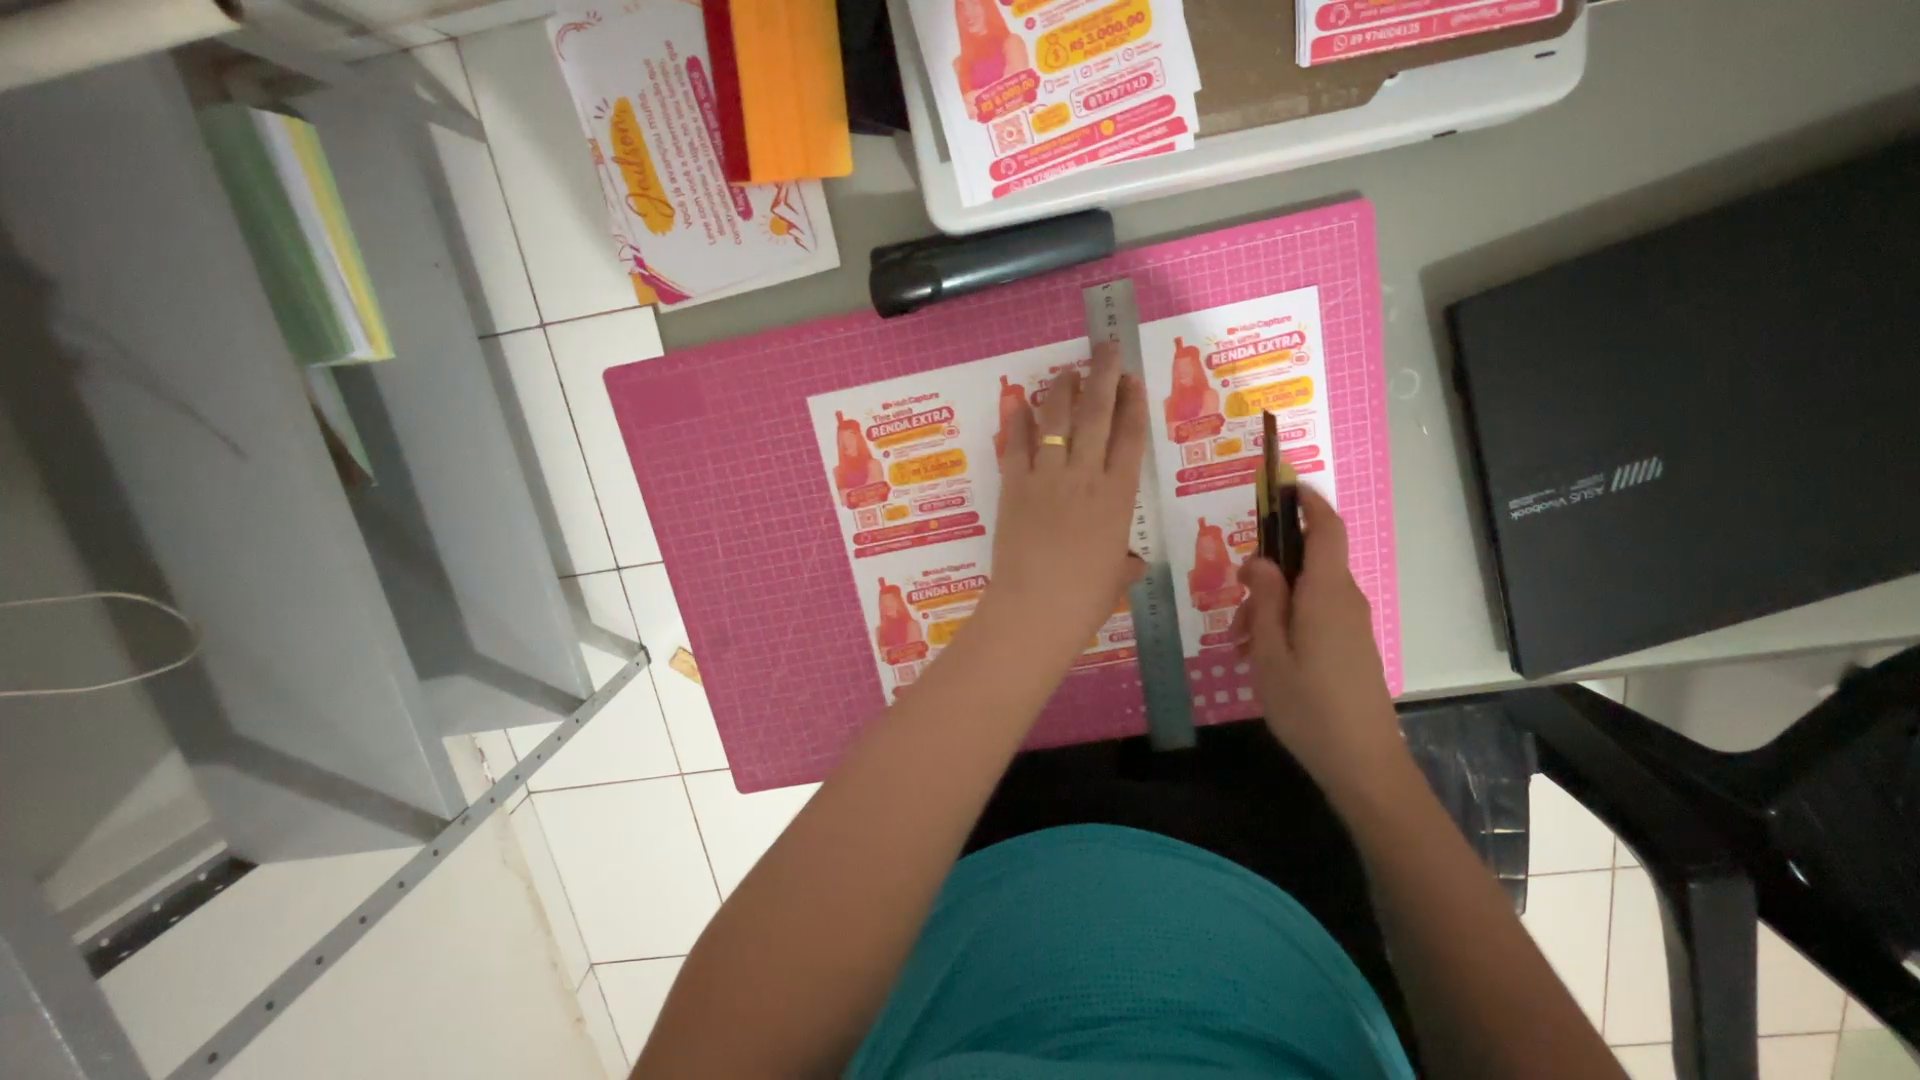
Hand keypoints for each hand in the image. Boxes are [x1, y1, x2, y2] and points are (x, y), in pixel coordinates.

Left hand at [980, 342, 1147, 663]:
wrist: (1036, 609)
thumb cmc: (1084, 600)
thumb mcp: (1116, 579)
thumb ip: (1126, 564)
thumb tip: (1133, 563)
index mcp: (1119, 497)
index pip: (1130, 437)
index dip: (1132, 403)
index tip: (1132, 378)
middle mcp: (1086, 476)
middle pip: (1098, 414)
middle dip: (1103, 375)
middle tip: (1106, 348)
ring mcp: (1047, 478)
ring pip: (1057, 420)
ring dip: (1062, 390)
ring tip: (1067, 371)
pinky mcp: (1014, 486)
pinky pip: (1017, 445)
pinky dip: (1018, 422)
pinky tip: (1020, 403)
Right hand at [1230, 487, 1404, 801]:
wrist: (1363, 763)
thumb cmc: (1308, 706)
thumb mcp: (1268, 652)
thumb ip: (1264, 600)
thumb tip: (1260, 559)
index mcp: (1326, 593)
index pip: (1326, 529)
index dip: (1307, 503)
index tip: (1281, 488)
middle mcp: (1344, 600)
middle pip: (1306, 564)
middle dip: (1266, 574)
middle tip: (1232, 611)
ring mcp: (1351, 624)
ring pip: (1305, 593)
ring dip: (1269, 606)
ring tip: (1239, 647)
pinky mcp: (1350, 646)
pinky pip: (1315, 616)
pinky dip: (1285, 624)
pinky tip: (1260, 659)